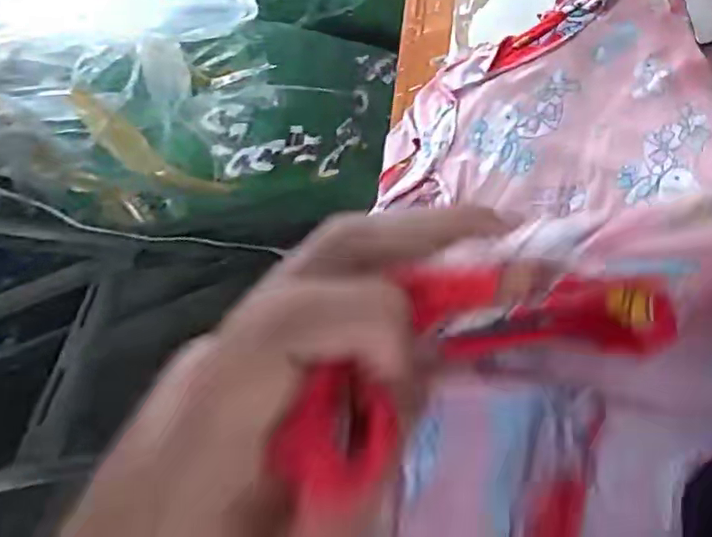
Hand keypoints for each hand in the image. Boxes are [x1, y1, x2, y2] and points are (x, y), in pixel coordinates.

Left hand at [62, 207, 508, 536]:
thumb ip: (360, 478)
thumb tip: (415, 391)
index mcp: (206, 417)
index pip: (291, 316)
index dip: (374, 322)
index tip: (409, 380)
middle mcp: (219, 352)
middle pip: (330, 251)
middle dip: (429, 234)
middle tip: (505, 234)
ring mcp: (236, 336)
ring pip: (339, 251)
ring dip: (424, 238)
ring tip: (491, 238)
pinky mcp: (253, 342)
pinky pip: (338, 282)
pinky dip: (403, 267)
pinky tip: (443, 283)